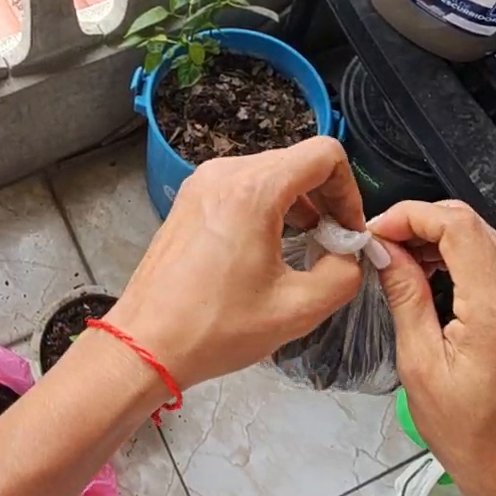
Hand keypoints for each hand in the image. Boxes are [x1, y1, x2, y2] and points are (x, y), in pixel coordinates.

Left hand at [104, 136, 365, 388]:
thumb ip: (343, 275)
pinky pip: (242, 187)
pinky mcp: (190, 200)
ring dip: (298, 203)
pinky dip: (268, 207)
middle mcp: (224, 173)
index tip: (347, 230)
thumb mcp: (297, 309)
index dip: (349, 189)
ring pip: (270, 173)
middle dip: (326, 198)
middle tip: (333, 243)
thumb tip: (349, 256)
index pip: (323, 154)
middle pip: (296, 161)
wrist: (146, 342)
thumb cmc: (214, 327)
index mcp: (252, 190)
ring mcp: (202, 184)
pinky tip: (271, 247)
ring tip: (305, 247)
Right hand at [370, 201, 495, 495]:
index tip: (378, 231)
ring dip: (441, 239)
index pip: (458, 226)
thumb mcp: (420, 364)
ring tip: (403, 261)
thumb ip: (405, 294)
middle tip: (383, 245)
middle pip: (473, 224)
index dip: (410, 215)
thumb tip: (383, 249)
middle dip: (421, 224)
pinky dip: (464, 256)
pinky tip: (436, 276)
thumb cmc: (472, 436)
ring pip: (487, 237)